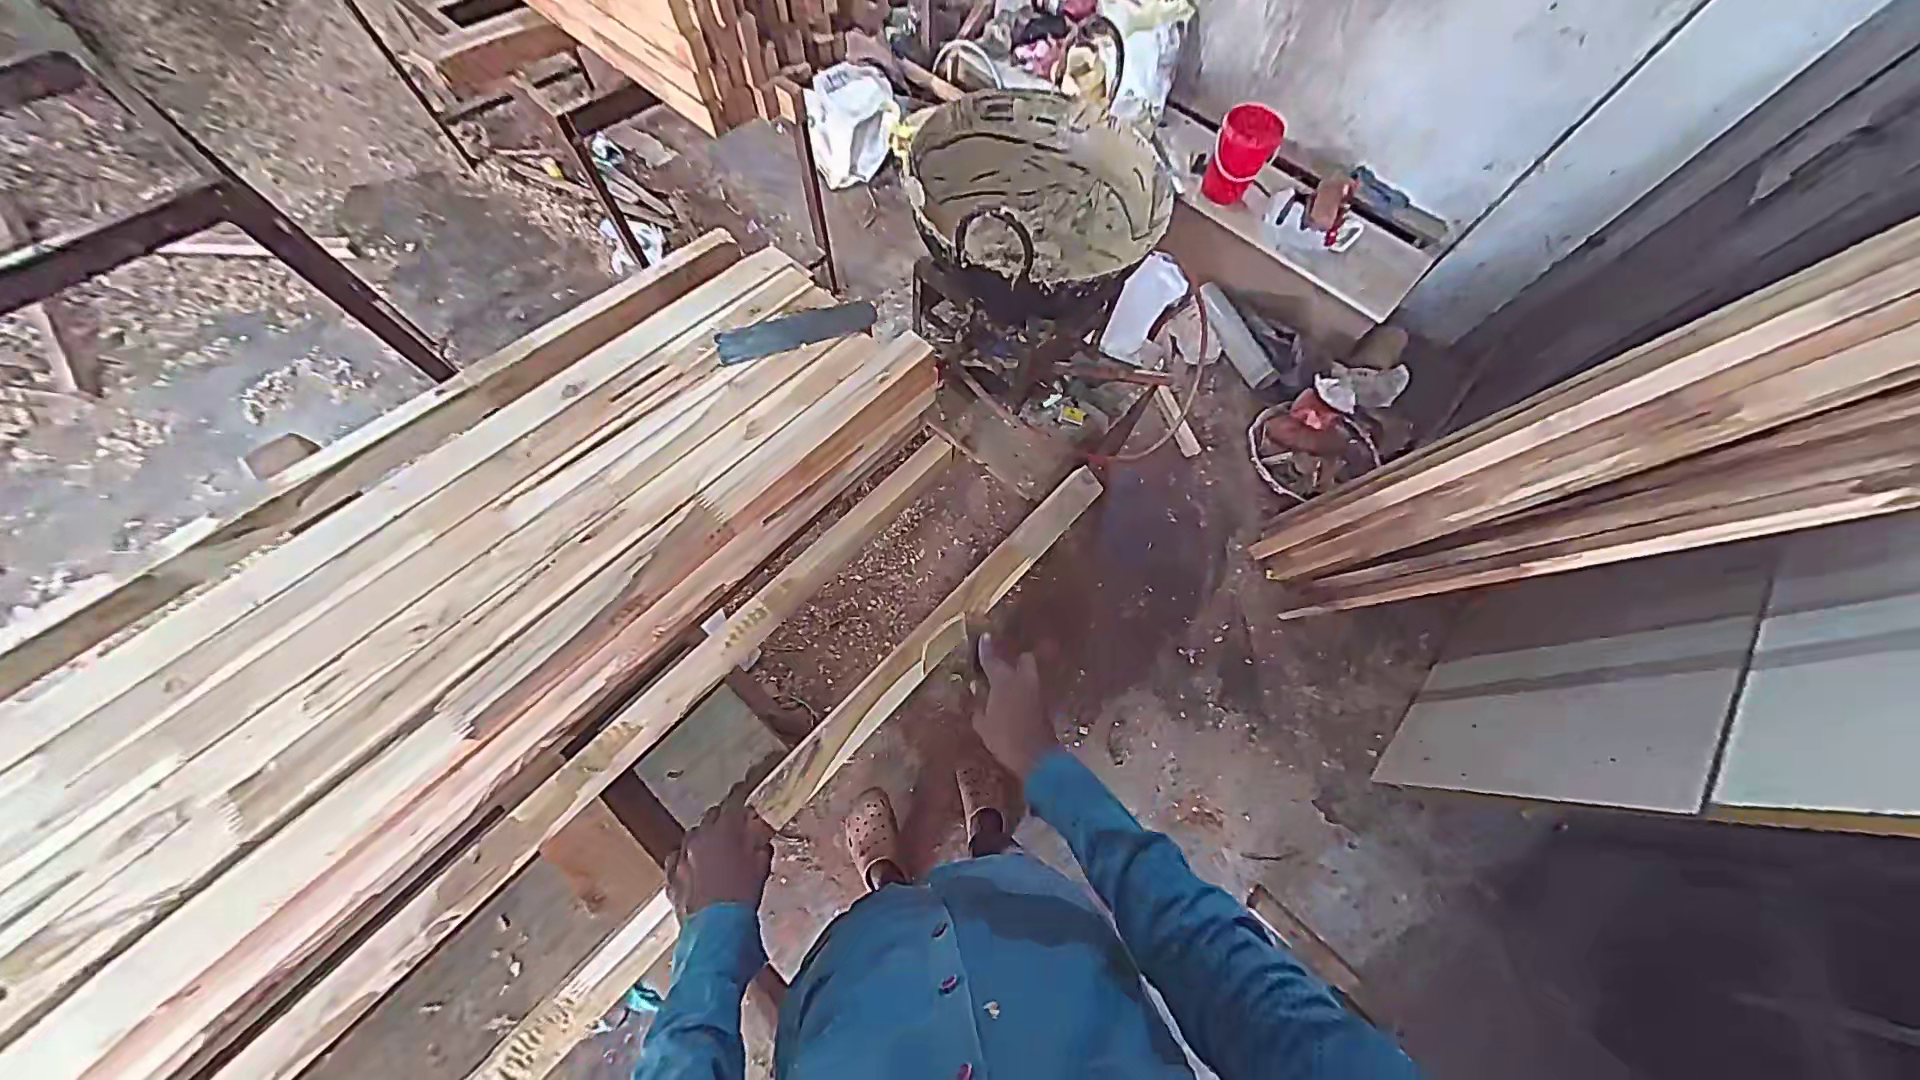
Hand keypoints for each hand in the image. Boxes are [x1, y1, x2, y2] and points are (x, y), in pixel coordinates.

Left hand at [665, 780, 774, 917]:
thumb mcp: (762, 862)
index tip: (745, 788)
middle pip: (712, 815)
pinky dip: (687, 858)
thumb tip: (758, 827)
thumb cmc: (743, 896)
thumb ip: (759, 838)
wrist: (716, 933)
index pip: (734, 799)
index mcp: (724, 828)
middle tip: (736, 825)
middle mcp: (700, 837)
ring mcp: (682, 858)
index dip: (741, 792)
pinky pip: (677, 859)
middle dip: (724, 817)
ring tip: (717, 848)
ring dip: (705, 837)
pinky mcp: (672, 879)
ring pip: (693, 836)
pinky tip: (695, 865)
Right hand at [973, 633, 1057, 779]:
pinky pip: (1033, 691)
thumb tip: (976, 691)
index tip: (984, 637)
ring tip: (1009, 686)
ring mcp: (1037, 692)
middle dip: (1016, 660)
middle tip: (1004, 667)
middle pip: (1024, 659)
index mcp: (1004, 681)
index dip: (986, 648)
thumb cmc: (1004, 739)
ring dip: (1022, 677)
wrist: (1038, 758)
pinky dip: (1025, 692)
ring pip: (1030, 674)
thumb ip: (978, 706)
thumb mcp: (983, 724)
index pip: (992, 660)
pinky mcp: (1045, 706)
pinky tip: (1016, 702)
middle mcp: (1023, 680)